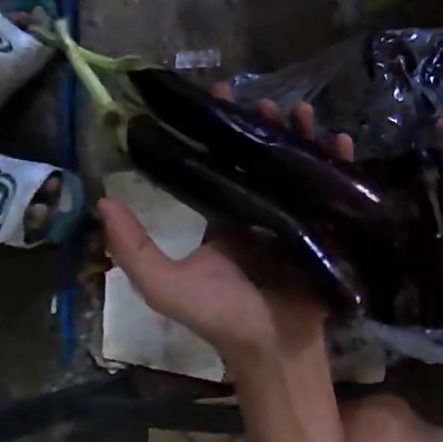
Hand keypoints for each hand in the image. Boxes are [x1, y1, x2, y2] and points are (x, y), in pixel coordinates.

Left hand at [98, 94, 352, 367]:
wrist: (274, 348)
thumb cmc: (221, 316)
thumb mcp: (166, 285)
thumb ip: (133, 248)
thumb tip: (102, 200)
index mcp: (224, 218)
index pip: (221, 163)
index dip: (220, 129)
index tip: (221, 93)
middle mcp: (259, 212)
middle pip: (264, 159)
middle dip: (267, 128)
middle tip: (269, 103)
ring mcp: (295, 219)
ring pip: (299, 167)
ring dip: (304, 138)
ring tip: (304, 112)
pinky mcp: (325, 229)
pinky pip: (332, 191)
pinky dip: (339, 164)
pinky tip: (340, 140)